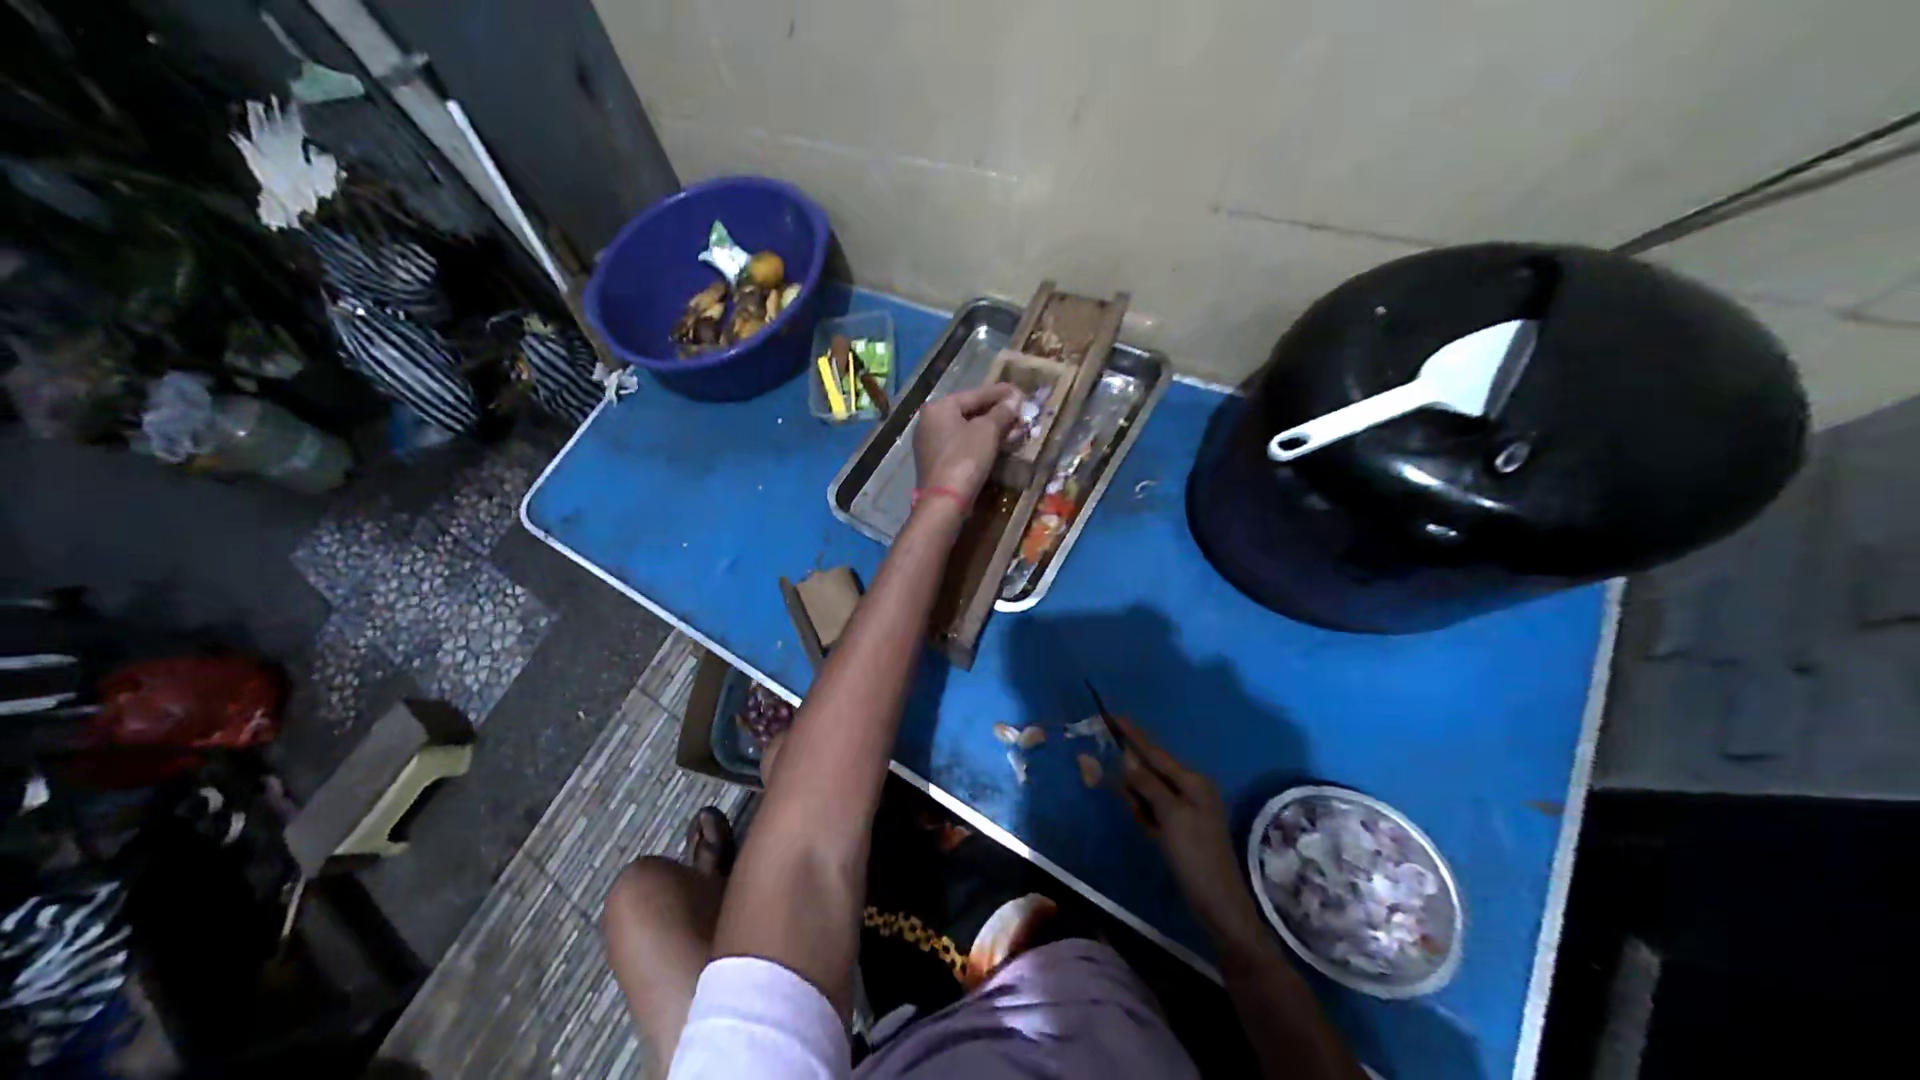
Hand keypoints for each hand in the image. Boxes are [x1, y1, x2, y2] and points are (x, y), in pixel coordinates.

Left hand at [913, 384, 1021, 502]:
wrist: (945, 501)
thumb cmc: (965, 458)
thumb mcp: (988, 431)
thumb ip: (1002, 412)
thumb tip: (1015, 399)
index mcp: (939, 407)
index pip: (975, 394)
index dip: (1001, 393)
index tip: (1021, 392)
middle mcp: (930, 421)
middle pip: (970, 411)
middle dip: (997, 412)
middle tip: (1020, 411)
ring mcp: (931, 442)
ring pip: (967, 429)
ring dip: (992, 428)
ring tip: (1016, 427)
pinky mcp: (937, 461)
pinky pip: (962, 444)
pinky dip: (981, 442)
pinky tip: (999, 443)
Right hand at [1112, 714, 1264, 949]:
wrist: (1218, 903)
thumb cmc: (1196, 855)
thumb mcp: (1171, 815)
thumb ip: (1148, 784)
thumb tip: (1128, 758)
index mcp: (1192, 781)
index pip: (1156, 751)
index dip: (1133, 734)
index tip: (1113, 714)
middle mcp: (1190, 790)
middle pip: (1152, 767)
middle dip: (1129, 758)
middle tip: (1103, 744)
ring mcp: (1184, 810)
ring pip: (1149, 787)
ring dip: (1132, 784)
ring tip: (1108, 772)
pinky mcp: (1177, 828)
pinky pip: (1152, 807)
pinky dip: (1139, 804)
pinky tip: (1127, 801)